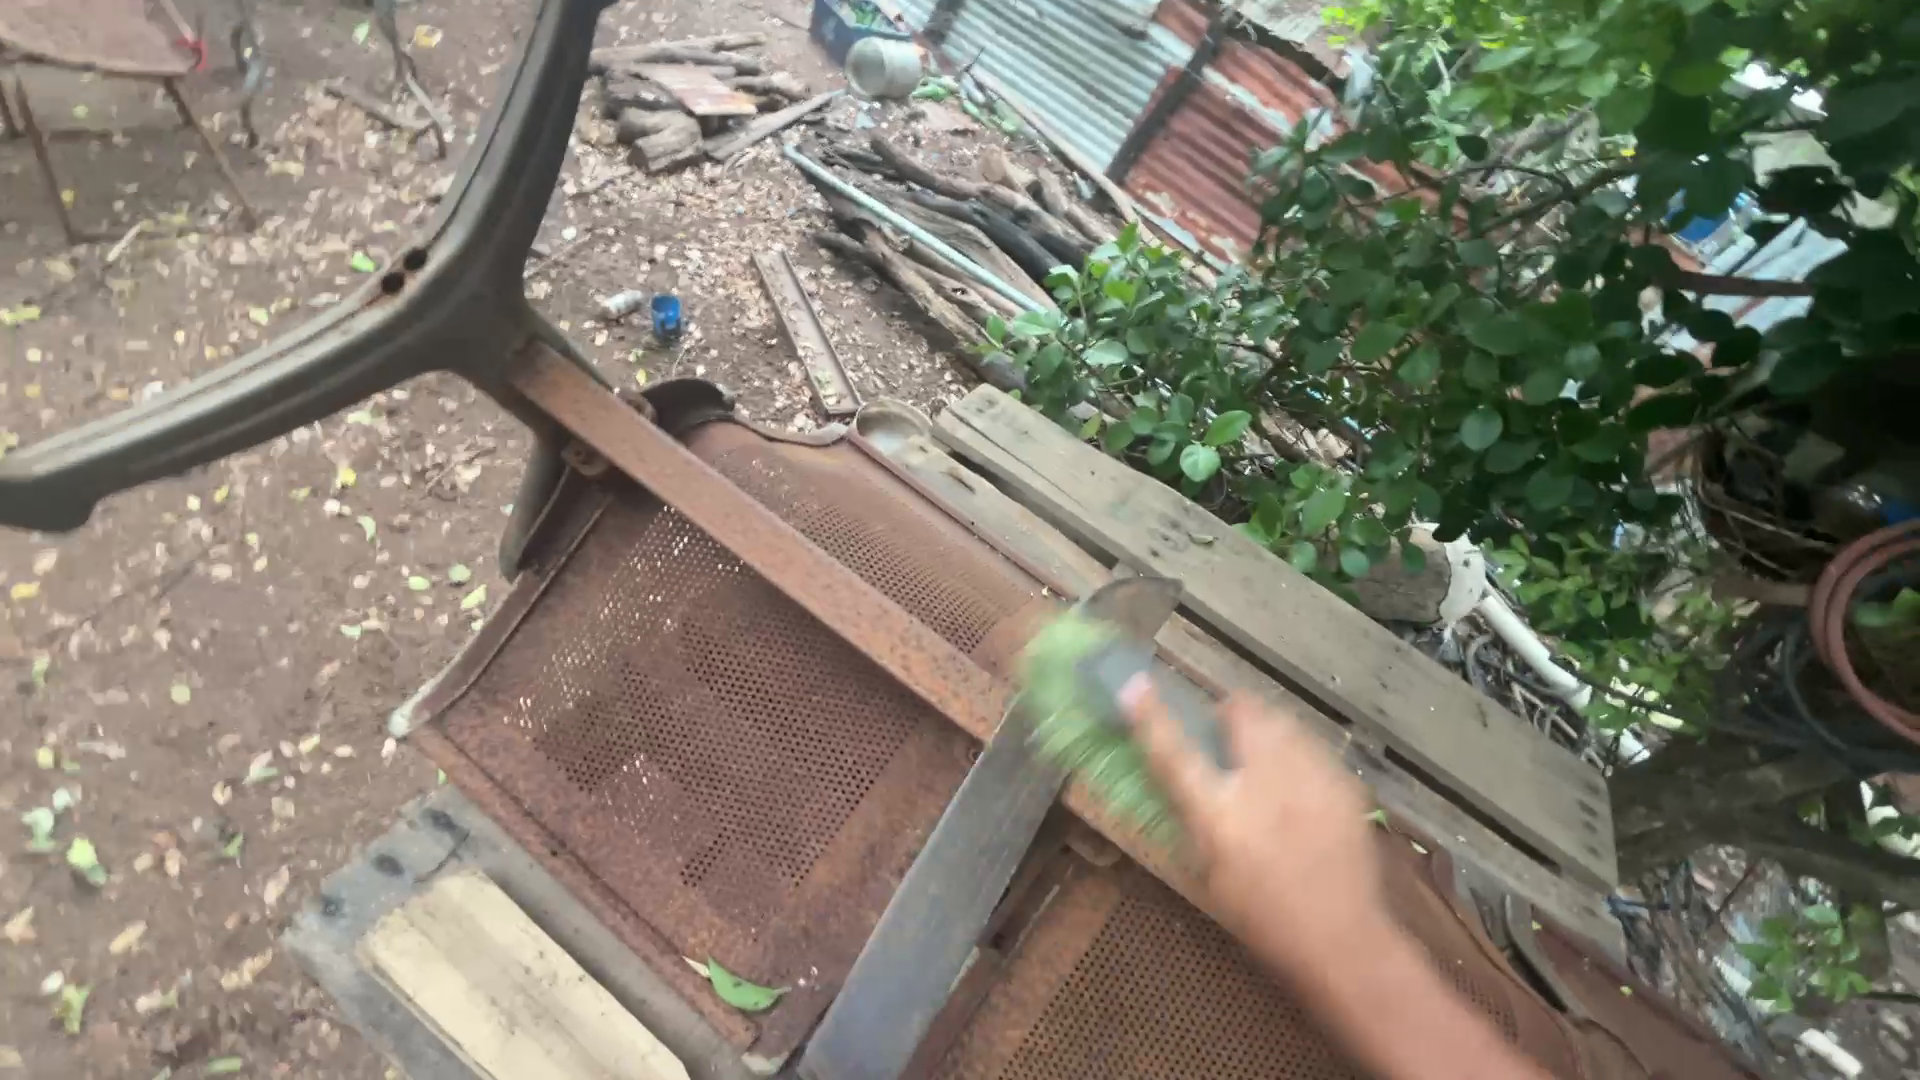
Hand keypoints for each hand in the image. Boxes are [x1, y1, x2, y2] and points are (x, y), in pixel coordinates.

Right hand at [1123, 679, 1388, 979]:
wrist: (1344, 940)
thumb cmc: (1261, 912)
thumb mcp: (1208, 865)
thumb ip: (1194, 810)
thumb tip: (1180, 770)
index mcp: (1220, 814)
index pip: (1174, 751)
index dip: (1151, 714)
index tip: (1134, 685)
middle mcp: (1265, 786)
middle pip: (1241, 713)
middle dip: (1228, 712)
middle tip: (1223, 731)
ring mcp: (1311, 780)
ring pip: (1280, 719)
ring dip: (1263, 727)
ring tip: (1262, 753)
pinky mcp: (1344, 783)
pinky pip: (1310, 744)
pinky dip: (1295, 750)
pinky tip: (1297, 779)